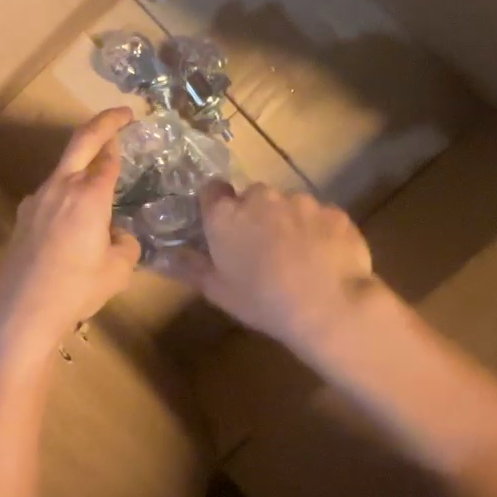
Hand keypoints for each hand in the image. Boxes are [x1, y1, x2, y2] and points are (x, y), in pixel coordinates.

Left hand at [0, 108, 141, 365]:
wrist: (22, 309)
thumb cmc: (76, 289)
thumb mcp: (118, 270)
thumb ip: (125, 244)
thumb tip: (117, 234)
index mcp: (89, 194)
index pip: (108, 156)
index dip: (119, 136)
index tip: (130, 124)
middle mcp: (61, 187)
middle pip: (81, 141)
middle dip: (103, 123)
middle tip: (120, 115)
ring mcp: (37, 199)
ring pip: (64, 170)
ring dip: (83, 165)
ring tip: (101, 182)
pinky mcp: (24, 216)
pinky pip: (51, 194)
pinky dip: (68, 192)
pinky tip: (75, 220)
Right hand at [172, 182, 376, 349]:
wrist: (330, 306)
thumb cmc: (263, 301)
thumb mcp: (218, 292)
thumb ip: (190, 268)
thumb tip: (162, 258)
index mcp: (226, 215)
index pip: (212, 190)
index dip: (217, 206)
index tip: (224, 228)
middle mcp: (260, 198)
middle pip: (253, 197)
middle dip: (256, 216)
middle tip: (261, 249)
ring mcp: (301, 201)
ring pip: (288, 205)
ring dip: (288, 222)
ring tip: (297, 257)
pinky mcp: (334, 212)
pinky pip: (320, 217)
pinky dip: (319, 231)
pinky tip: (324, 259)